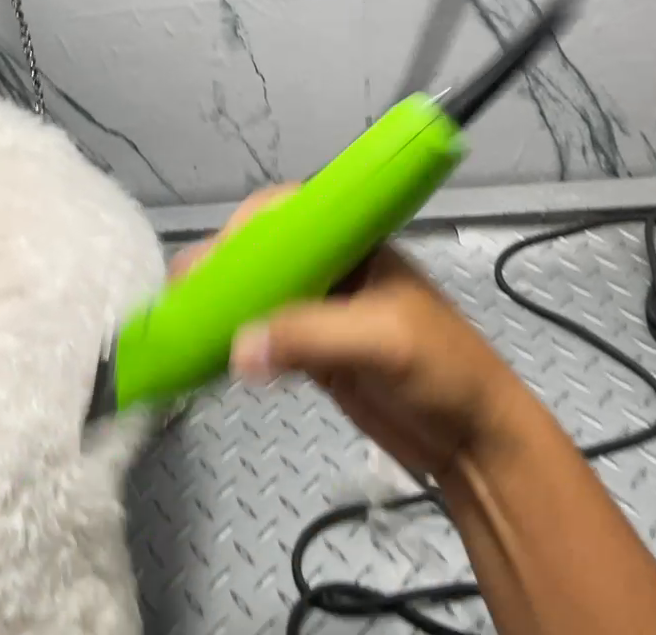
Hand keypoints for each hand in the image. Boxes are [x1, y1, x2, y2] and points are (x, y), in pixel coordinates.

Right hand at [169, 186, 525, 477]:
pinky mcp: (315, 352)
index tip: (217, 257)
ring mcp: (322, 310)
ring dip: (224, 303)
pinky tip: (206, 351)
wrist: (474, 439)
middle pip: (267, 254)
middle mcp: (334, 268)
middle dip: (225, 266)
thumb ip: (310, 337)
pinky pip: (265, 335)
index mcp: (356, 244)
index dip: (248, 227)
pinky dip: (236, 340)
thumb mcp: (383, 340)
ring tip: (181, 317)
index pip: (291, 215)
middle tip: (182, 289)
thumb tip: (235, 350)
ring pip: (261, 294)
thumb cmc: (443, 370)